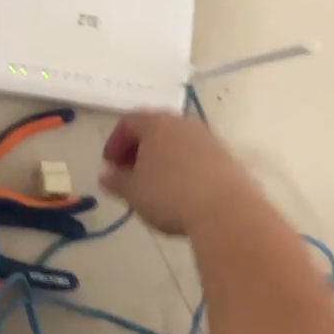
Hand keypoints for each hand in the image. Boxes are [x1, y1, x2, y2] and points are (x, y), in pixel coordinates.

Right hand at [100, 112, 262, 234]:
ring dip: (162, 159)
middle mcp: (183, 123)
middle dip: (138, 150)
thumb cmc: (169, 195)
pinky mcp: (227, 157)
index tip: (110, 167)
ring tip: (155, 186)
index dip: (114, 143)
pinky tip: (182, 191)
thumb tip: (106, 175)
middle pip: (154, 129)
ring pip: (177, 143)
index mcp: (156, 123)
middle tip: (130, 174)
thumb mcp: (133, 191)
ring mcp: (208, 138)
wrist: (226, 211)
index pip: (128, 122)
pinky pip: (196, 156)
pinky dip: (183, 168)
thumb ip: (115, 180)